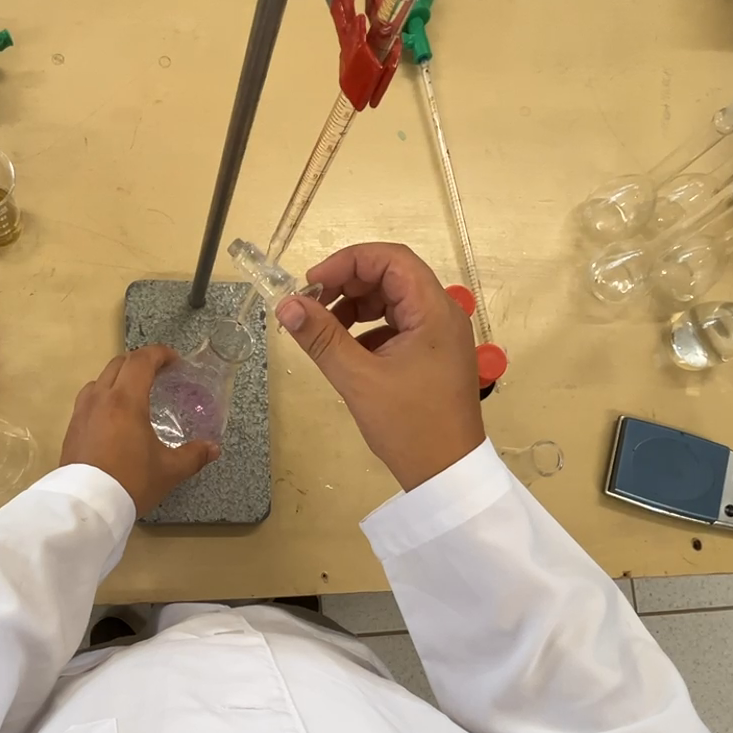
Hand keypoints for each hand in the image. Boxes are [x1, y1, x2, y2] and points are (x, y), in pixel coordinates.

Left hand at [61, 346, 219, 513]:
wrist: (88, 506)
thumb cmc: (131, 482)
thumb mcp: (169, 470)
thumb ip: (193, 455)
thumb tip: (213, 449)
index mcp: (126, 401)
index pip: (141, 361)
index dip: (160, 354)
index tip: (174, 361)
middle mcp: (101, 398)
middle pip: (119, 364)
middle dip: (140, 363)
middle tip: (158, 376)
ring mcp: (82, 412)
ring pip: (100, 379)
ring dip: (119, 378)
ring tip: (134, 394)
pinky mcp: (72, 428)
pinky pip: (88, 399)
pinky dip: (104, 396)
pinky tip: (113, 417)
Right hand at [274, 242, 484, 490]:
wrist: (446, 473)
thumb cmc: (408, 425)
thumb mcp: (358, 379)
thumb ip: (321, 338)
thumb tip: (286, 305)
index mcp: (433, 310)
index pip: (390, 259)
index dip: (347, 262)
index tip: (310, 284)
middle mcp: (442, 314)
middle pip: (392, 276)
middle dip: (348, 284)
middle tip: (311, 306)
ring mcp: (439, 336)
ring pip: (393, 301)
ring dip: (355, 308)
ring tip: (325, 331)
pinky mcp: (432, 357)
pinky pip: (397, 326)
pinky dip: (368, 330)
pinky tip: (348, 354)